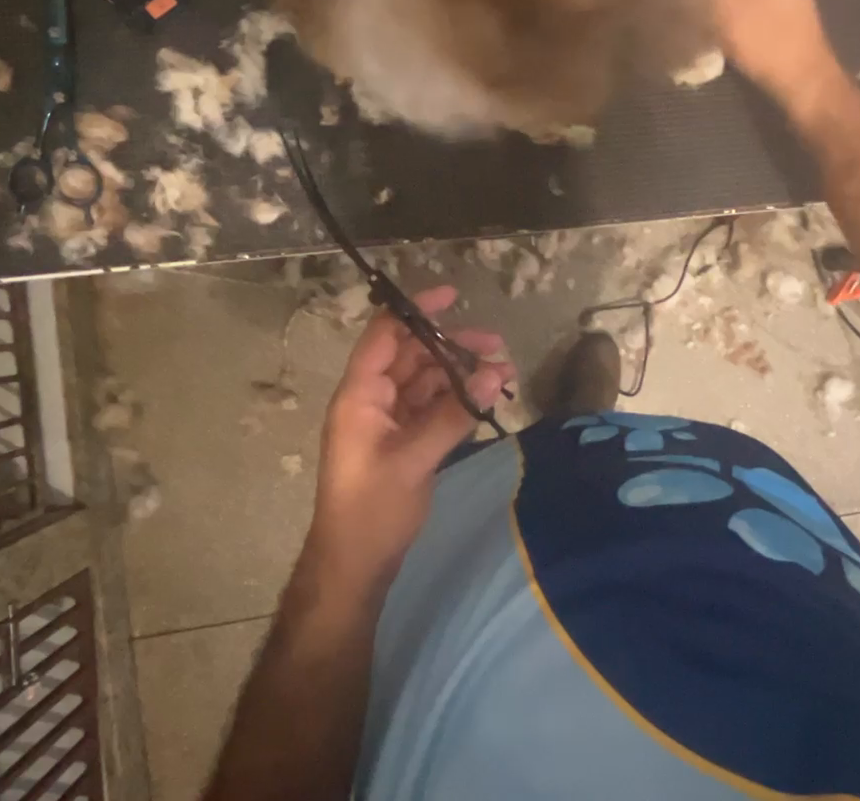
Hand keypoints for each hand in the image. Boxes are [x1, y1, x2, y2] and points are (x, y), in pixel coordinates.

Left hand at [301, 286, 514, 594]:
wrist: (356, 565)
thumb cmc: (372, 509)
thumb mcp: (414, 460)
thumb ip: (455, 415)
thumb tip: (496, 372)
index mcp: (360, 395)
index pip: (385, 336)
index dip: (416, 311)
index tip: (453, 295)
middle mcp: (373, 400)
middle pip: (413, 356)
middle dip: (453, 346)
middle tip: (498, 345)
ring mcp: (388, 421)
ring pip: (426, 382)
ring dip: (461, 374)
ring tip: (503, 372)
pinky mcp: (404, 441)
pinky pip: (432, 407)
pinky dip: (458, 400)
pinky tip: (486, 398)